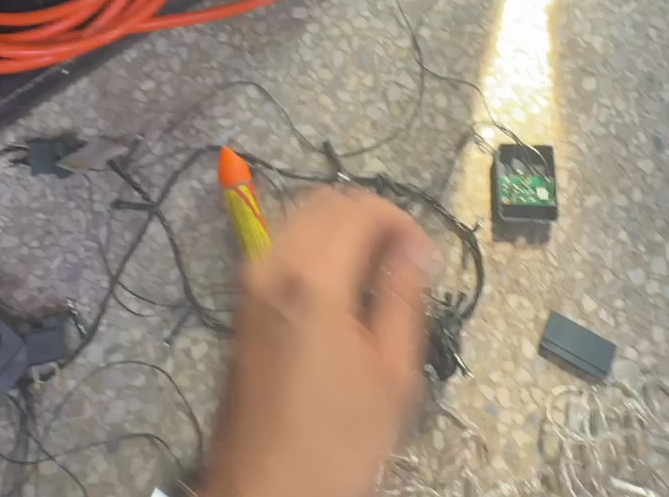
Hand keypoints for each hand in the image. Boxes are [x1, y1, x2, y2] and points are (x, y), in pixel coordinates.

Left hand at [199, 186, 438, 496]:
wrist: (264, 488)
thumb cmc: (338, 439)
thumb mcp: (392, 374)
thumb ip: (404, 296)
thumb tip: (415, 248)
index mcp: (314, 276)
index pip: (362, 209)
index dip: (402, 220)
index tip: (426, 256)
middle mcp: (275, 261)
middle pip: (327, 200)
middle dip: (371, 217)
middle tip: (404, 260)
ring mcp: (251, 277)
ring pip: (300, 214)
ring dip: (340, 224)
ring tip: (375, 269)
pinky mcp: (242, 297)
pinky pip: (280, 239)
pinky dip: (313, 239)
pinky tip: (338, 280)